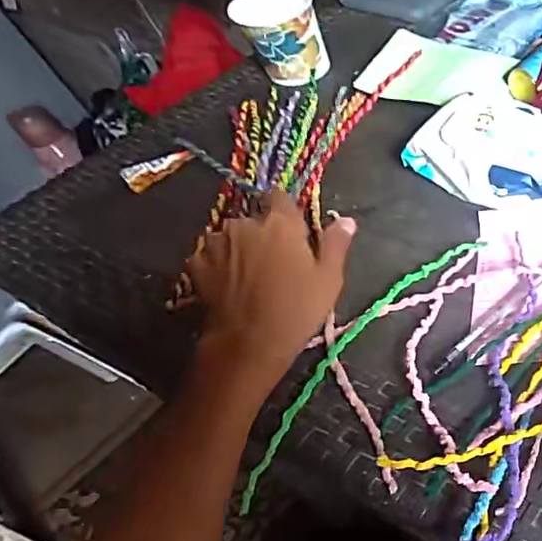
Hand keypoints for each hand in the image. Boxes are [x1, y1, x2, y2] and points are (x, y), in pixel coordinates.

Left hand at [185, 192, 354, 374]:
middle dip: (264, 234)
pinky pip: (212, 255)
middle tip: (277, 265)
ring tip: (252, 278)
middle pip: (255, 219)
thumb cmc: (297, 309)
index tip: (295, 234)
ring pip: (231, 236)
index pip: (280, 197)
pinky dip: (221, 265)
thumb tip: (346, 220)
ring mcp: (215, 241)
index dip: (287, 213)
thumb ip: (336, 244)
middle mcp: (244, 223)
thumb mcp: (329, 278)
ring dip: (241, 249)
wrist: (249, 343)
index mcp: (280, 222)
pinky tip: (232, 286)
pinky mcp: (195, 262)